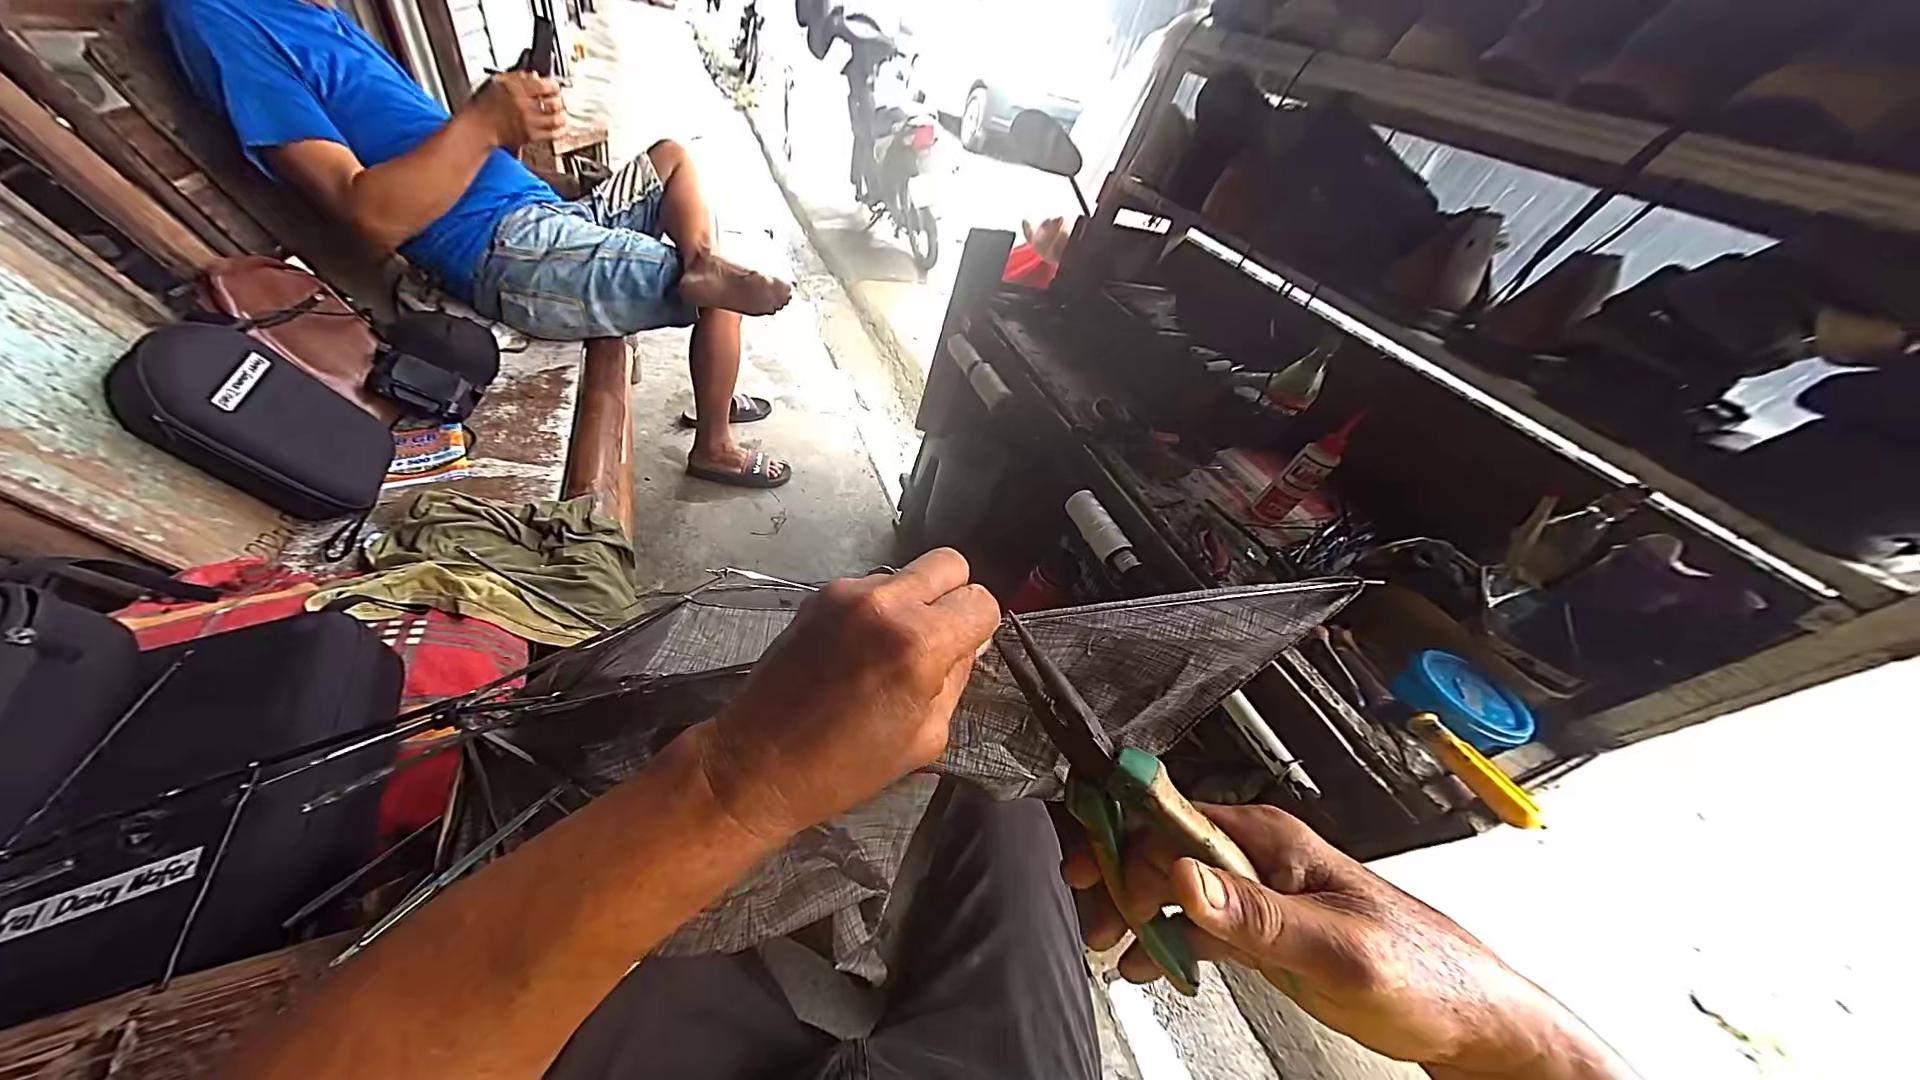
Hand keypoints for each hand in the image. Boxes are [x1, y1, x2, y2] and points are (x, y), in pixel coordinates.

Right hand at [467, 72, 565, 148]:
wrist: (480, 126)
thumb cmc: (486, 104)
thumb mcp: (498, 83)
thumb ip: (518, 78)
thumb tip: (536, 76)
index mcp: (512, 86)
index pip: (541, 84)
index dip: (553, 86)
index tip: (555, 87)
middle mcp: (522, 103)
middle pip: (551, 102)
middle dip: (558, 101)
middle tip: (558, 101)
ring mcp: (528, 120)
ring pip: (555, 118)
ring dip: (561, 116)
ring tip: (561, 114)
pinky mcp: (532, 135)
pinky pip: (553, 133)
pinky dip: (559, 129)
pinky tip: (560, 127)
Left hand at [692, 549, 999, 840]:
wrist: (756, 764)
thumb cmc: (840, 766)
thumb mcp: (926, 735)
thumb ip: (956, 678)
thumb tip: (968, 644)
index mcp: (918, 644)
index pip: (981, 601)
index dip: (980, 627)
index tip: (968, 645)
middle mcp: (884, 604)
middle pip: (950, 563)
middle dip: (954, 597)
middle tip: (939, 636)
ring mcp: (847, 593)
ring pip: (909, 573)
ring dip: (914, 603)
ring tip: (890, 649)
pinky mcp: (820, 595)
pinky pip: (873, 587)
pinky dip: (879, 609)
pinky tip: (861, 647)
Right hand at [1067, 804, 1634, 1079]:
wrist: (1474, 1020)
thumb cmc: (1421, 974)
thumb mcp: (1337, 950)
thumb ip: (1256, 913)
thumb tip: (1184, 874)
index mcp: (1264, 838)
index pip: (1174, 819)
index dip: (1124, 835)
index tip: (1088, 864)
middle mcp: (1252, 853)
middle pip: (1163, 849)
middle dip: (1121, 880)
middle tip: (1093, 918)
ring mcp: (1254, 888)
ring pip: (1172, 883)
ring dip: (1136, 909)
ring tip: (1108, 943)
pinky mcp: (1259, 922)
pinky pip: (1196, 919)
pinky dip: (1165, 937)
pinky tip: (1146, 960)